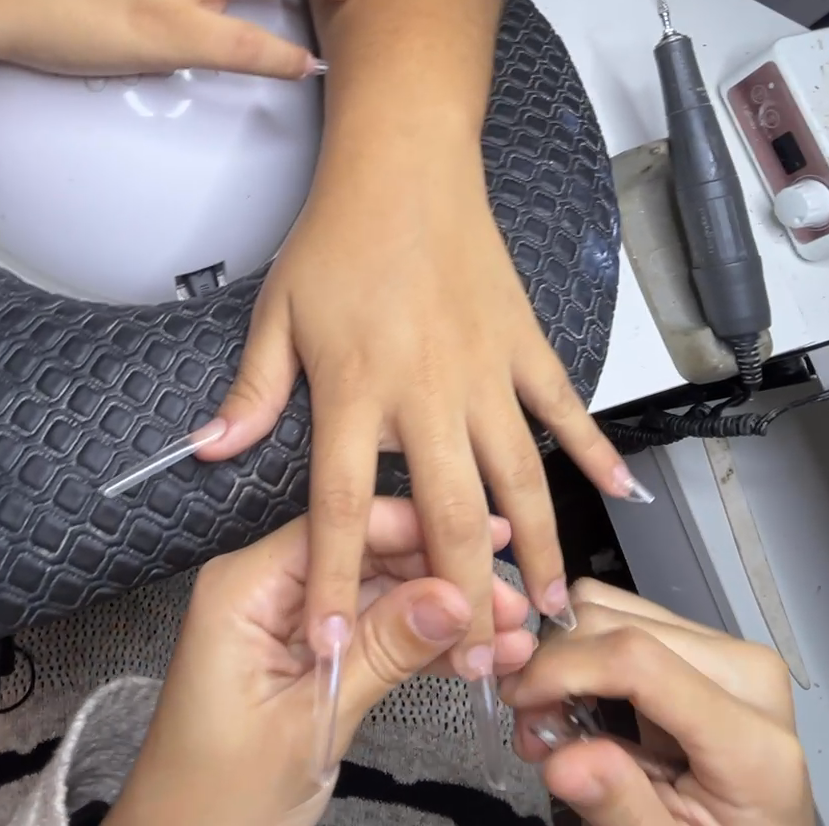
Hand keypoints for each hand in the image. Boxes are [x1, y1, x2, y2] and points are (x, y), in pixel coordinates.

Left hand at [108, 498, 536, 825]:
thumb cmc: (220, 795)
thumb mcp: (311, 720)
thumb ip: (383, 650)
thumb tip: (452, 597)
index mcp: (245, 586)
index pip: (336, 528)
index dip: (410, 528)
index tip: (477, 539)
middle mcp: (266, 588)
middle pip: (363, 557)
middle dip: (437, 576)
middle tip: (506, 599)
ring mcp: (289, 620)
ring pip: (376, 595)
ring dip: (439, 614)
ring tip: (507, 632)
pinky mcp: (308, 651)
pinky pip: (368, 631)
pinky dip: (417, 645)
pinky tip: (472, 655)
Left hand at [200, 141, 634, 676]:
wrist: (404, 166)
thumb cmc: (339, 236)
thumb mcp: (277, 311)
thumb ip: (252, 391)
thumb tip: (210, 449)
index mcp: (356, 388)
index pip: (340, 506)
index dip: (335, 583)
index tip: (336, 648)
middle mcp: (426, 392)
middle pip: (445, 512)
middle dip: (458, 595)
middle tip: (474, 661)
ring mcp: (485, 371)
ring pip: (517, 477)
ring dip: (531, 549)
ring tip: (546, 610)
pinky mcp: (524, 344)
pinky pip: (563, 408)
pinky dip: (593, 451)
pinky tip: (618, 494)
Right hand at [500, 580, 811, 825]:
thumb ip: (619, 808)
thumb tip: (561, 762)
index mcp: (753, 743)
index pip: (637, 663)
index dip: (562, 669)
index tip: (516, 702)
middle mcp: (746, 674)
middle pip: (613, 623)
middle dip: (551, 665)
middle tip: (531, 728)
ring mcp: (726, 647)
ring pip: (605, 604)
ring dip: (558, 653)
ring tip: (554, 718)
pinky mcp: (701, 638)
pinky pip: (615, 610)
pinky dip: (576, 647)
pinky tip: (577, 698)